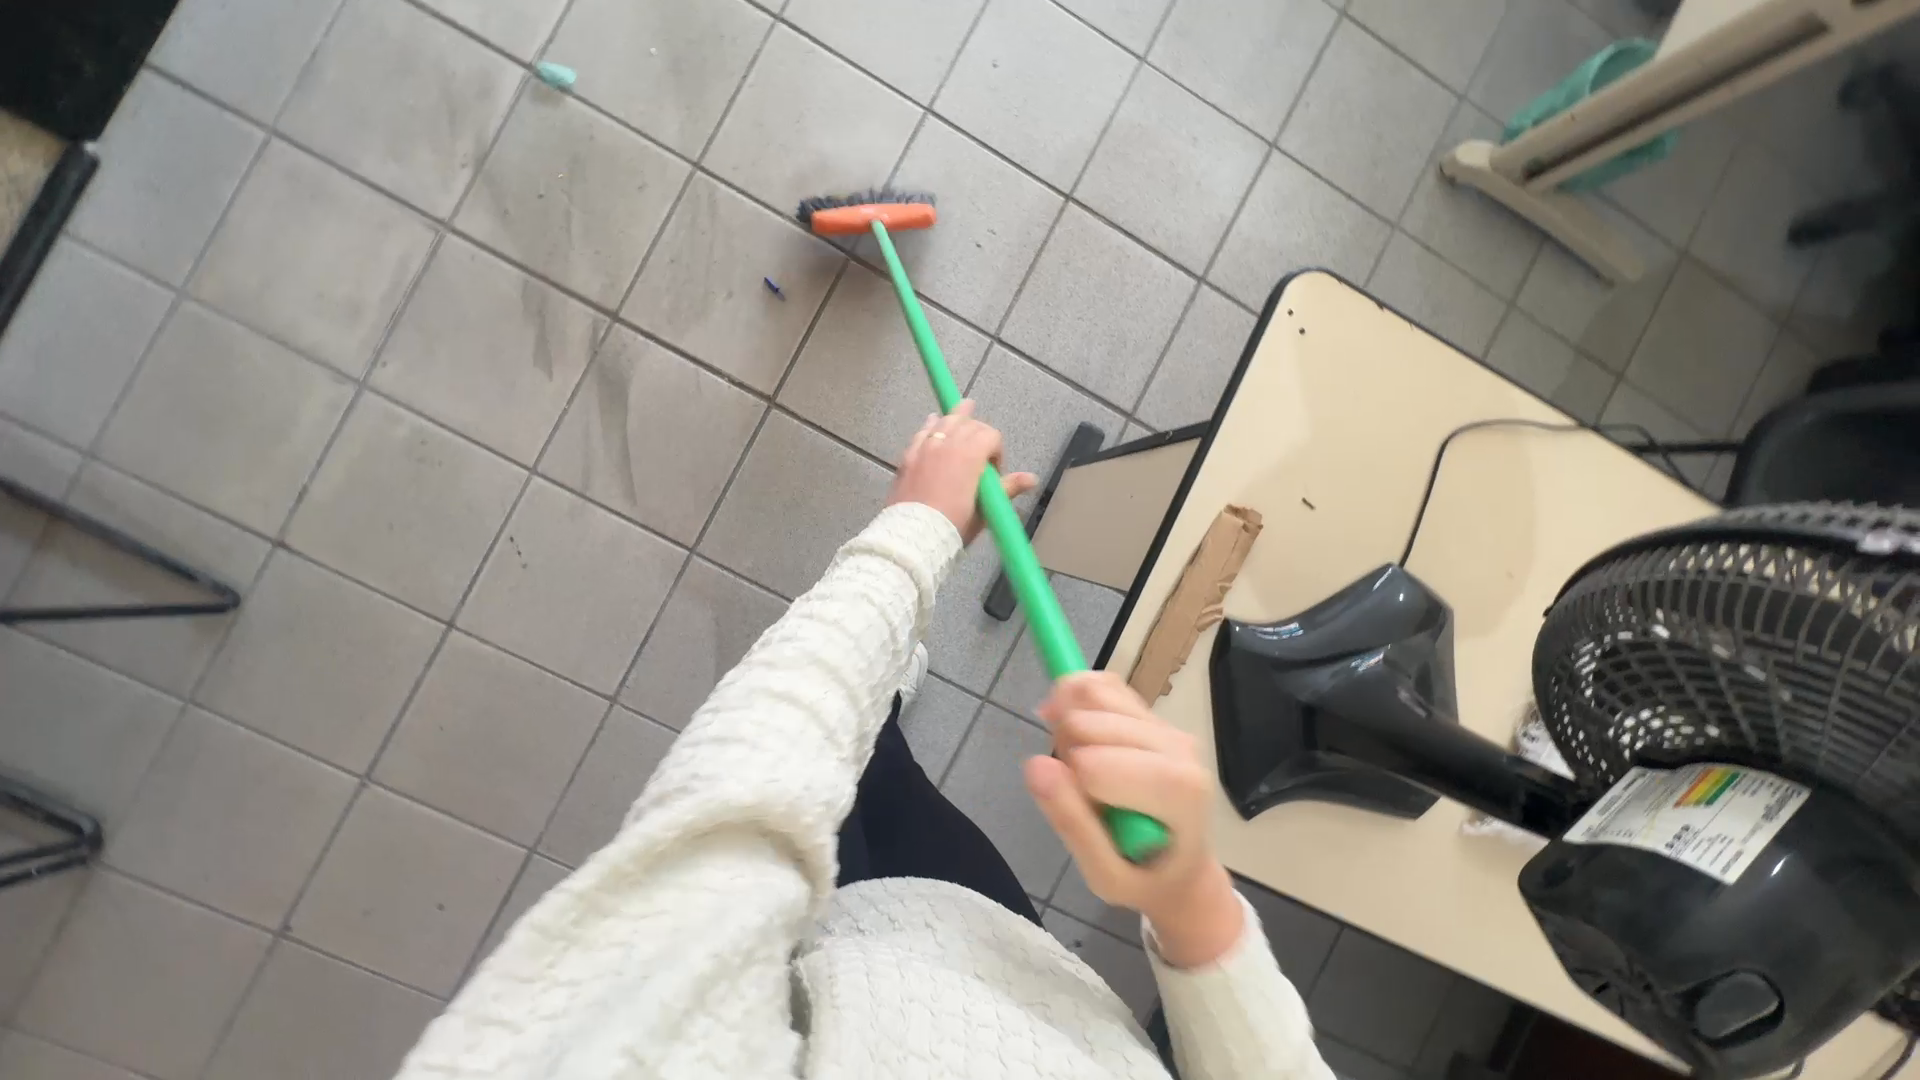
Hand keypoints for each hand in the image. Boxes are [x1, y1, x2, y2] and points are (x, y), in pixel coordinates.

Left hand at [886, 401, 1037, 543]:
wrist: (915, 535)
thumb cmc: (954, 524)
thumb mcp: (984, 508)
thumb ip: (1007, 487)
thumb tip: (1033, 478)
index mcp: (970, 454)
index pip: (991, 435)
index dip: (997, 450)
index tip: (993, 472)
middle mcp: (948, 443)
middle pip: (969, 423)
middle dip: (979, 431)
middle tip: (982, 446)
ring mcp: (926, 448)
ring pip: (945, 422)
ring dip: (957, 416)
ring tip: (964, 408)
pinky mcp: (909, 456)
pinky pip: (922, 432)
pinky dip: (931, 425)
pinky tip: (932, 421)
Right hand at [1025, 672, 1244, 967]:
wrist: (1183, 867)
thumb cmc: (1144, 876)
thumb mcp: (1104, 875)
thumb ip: (1071, 822)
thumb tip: (1034, 765)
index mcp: (1175, 791)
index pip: (1094, 763)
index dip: (1071, 785)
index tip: (1084, 811)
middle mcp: (1178, 747)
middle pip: (1088, 722)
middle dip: (1066, 751)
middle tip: (1080, 790)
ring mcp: (1168, 725)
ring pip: (1092, 693)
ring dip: (1069, 724)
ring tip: (1079, 762)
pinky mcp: (1155, 714)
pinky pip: (1103, 685)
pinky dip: (1075, 700)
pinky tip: (1076, 733)